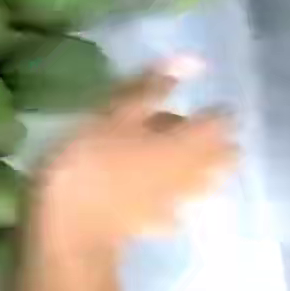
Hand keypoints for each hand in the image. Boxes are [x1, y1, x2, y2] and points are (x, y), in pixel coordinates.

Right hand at [33, 59, 236, 249]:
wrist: (68, 231)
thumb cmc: (85, 167)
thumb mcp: (107, 120)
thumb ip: (146, 91)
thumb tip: (190, 59)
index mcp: (196, 140)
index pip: (221, 117)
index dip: (201, 110)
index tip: (170, 107)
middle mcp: (202, 170)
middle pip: (219, 151)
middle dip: (200, 141)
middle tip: (162, 135)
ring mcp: (180, 201)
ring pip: (197, 179)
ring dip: (183, 171)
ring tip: (147, 166)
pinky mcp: (154, 224)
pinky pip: (168, 206)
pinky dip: (158, 199)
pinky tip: (135, 198)